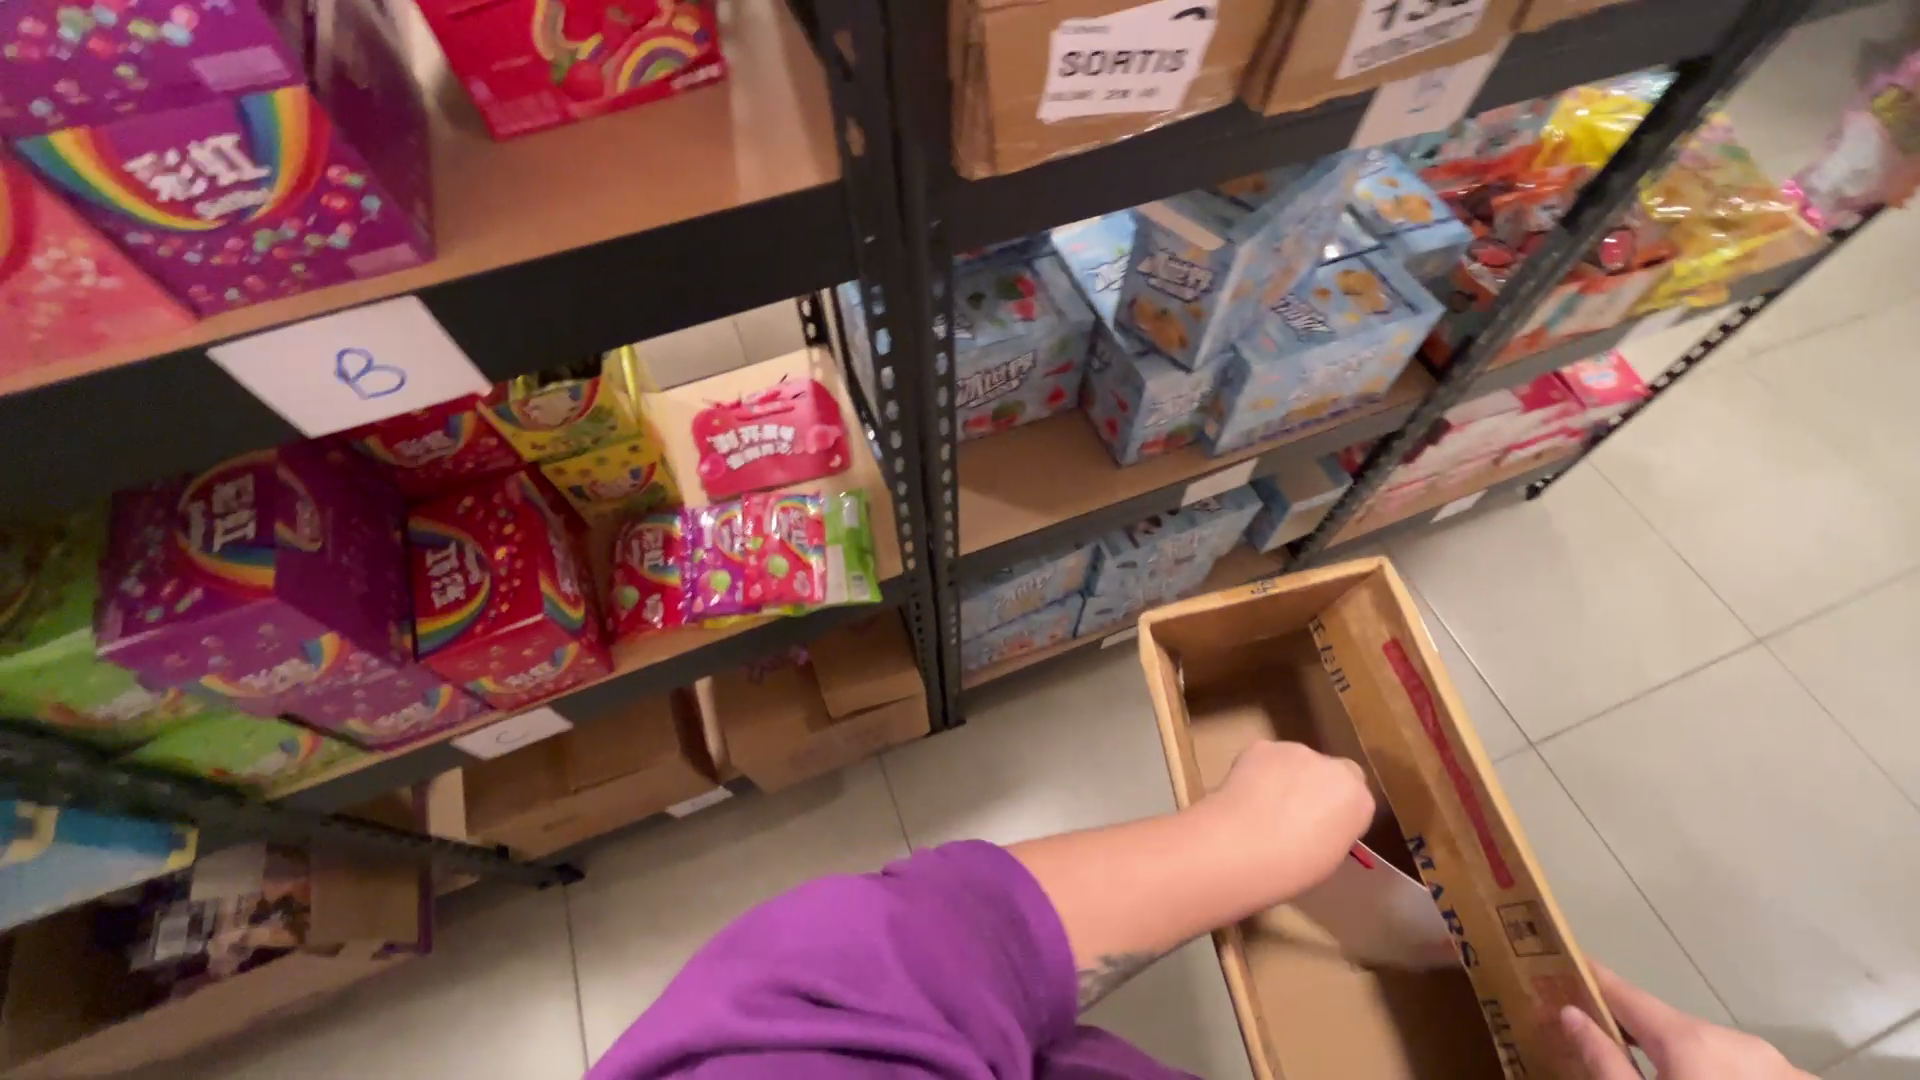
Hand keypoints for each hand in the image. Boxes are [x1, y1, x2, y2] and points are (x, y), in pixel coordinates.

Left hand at [1200, 741, 1375, 903]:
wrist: (1246, 845)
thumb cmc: (1294, 865)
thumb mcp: (1330, 854)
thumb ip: (1332, 828)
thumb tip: (1316, 823)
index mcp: (1359, 800)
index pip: (1354, 795)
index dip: (1335, 806)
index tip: (1321, 823)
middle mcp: (1333, 768)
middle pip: (1327, 771)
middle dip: (1314, 784)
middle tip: (1291, 809)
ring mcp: (1297, 751)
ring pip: (1294, 760)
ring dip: (1285, 775)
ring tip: (1262, 802)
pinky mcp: (1262, 746)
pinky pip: (1265, 756)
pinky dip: (1257, 769)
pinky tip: (1244, 791)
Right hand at [1561, 965, 1809, 1078]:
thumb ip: (1603, 1060)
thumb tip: (1570, 1014)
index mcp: (1691, 1040)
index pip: (1625, 991)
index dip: (1591, 977)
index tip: (1561, 964)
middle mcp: (1740, 1044)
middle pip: (1672, 1027)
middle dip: (1643, 1038)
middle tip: (1616, 1055)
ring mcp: (1785, 1072)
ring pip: (1717, 1054)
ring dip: (1690, 1066)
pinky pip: (1752, 1075)